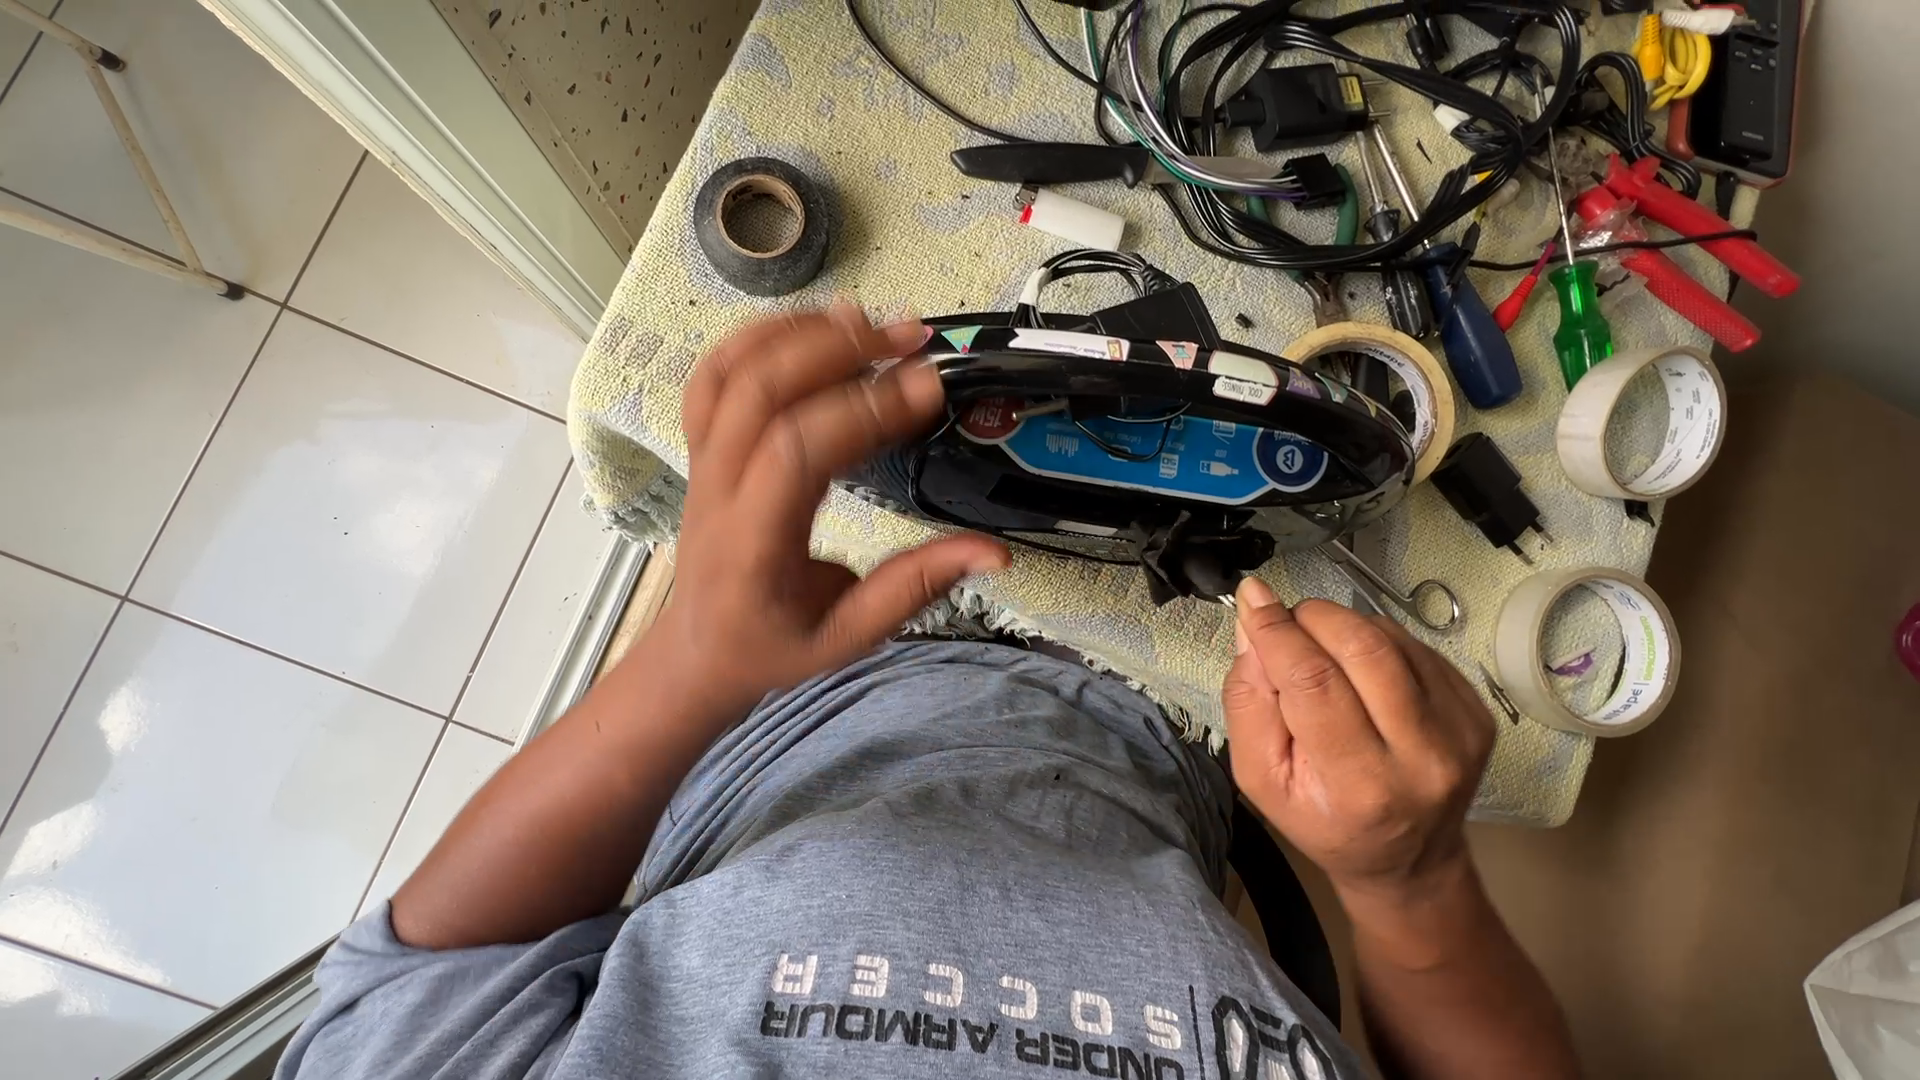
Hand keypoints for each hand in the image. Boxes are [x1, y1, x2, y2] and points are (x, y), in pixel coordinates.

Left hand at [654, 304, 1009, 714]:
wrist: (701, 650)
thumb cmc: (773, 647)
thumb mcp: (849, 637)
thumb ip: (915, 588)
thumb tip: (995, 553)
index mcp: (753, 543)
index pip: (797, 453)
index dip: (863, 410)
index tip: (928, 388)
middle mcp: (719, 489)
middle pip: (759, 391)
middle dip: (836, 350)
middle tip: (907, 338)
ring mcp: (702, 461)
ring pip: (732, 371)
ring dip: (799, 332)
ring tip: (868, 322)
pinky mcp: (703, 447)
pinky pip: (716, 375)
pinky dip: (759, 337)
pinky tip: (812, 329)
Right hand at [1223, 578, 1493, 904]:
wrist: (1409, 859)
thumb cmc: (1322, 819)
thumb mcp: (1260, 777)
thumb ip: (1248, 702)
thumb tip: (1253, 630)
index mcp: (1359, 782)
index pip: (1314, 682)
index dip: (1277, 631)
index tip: (1252, 599)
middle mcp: (1422, 754)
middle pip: (1362, 646)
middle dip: (1309, 617)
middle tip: (1284, 626)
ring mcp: (1460, 729)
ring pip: (1388, 636)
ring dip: (1339, 626)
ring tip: (1317, 652)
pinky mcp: (1477, 709)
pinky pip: (1412, 643)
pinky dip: (1371, 638)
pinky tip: (1356, 667)